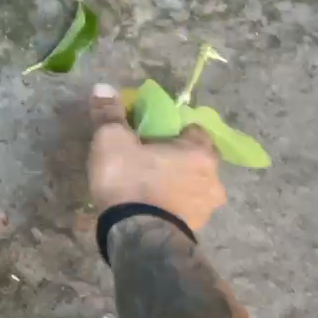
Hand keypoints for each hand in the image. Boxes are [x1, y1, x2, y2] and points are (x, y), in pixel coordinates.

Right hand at [88, 83, 226, 231]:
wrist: (138, 231)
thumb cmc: (130, 177)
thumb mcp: (111, 139)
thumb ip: (109, 114)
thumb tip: (104, 87)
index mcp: (199, 153)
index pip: (196, 130)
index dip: (175, 127)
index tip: (153, 129)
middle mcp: (214, 179)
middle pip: (195, 158)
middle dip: (174, 155)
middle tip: (145, 155)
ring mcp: (208, 206)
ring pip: (192, 183)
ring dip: (174, 179)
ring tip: (144, 180)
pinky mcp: (195, 226)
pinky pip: (184, 204)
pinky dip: (170, 199)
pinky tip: (147, 200)